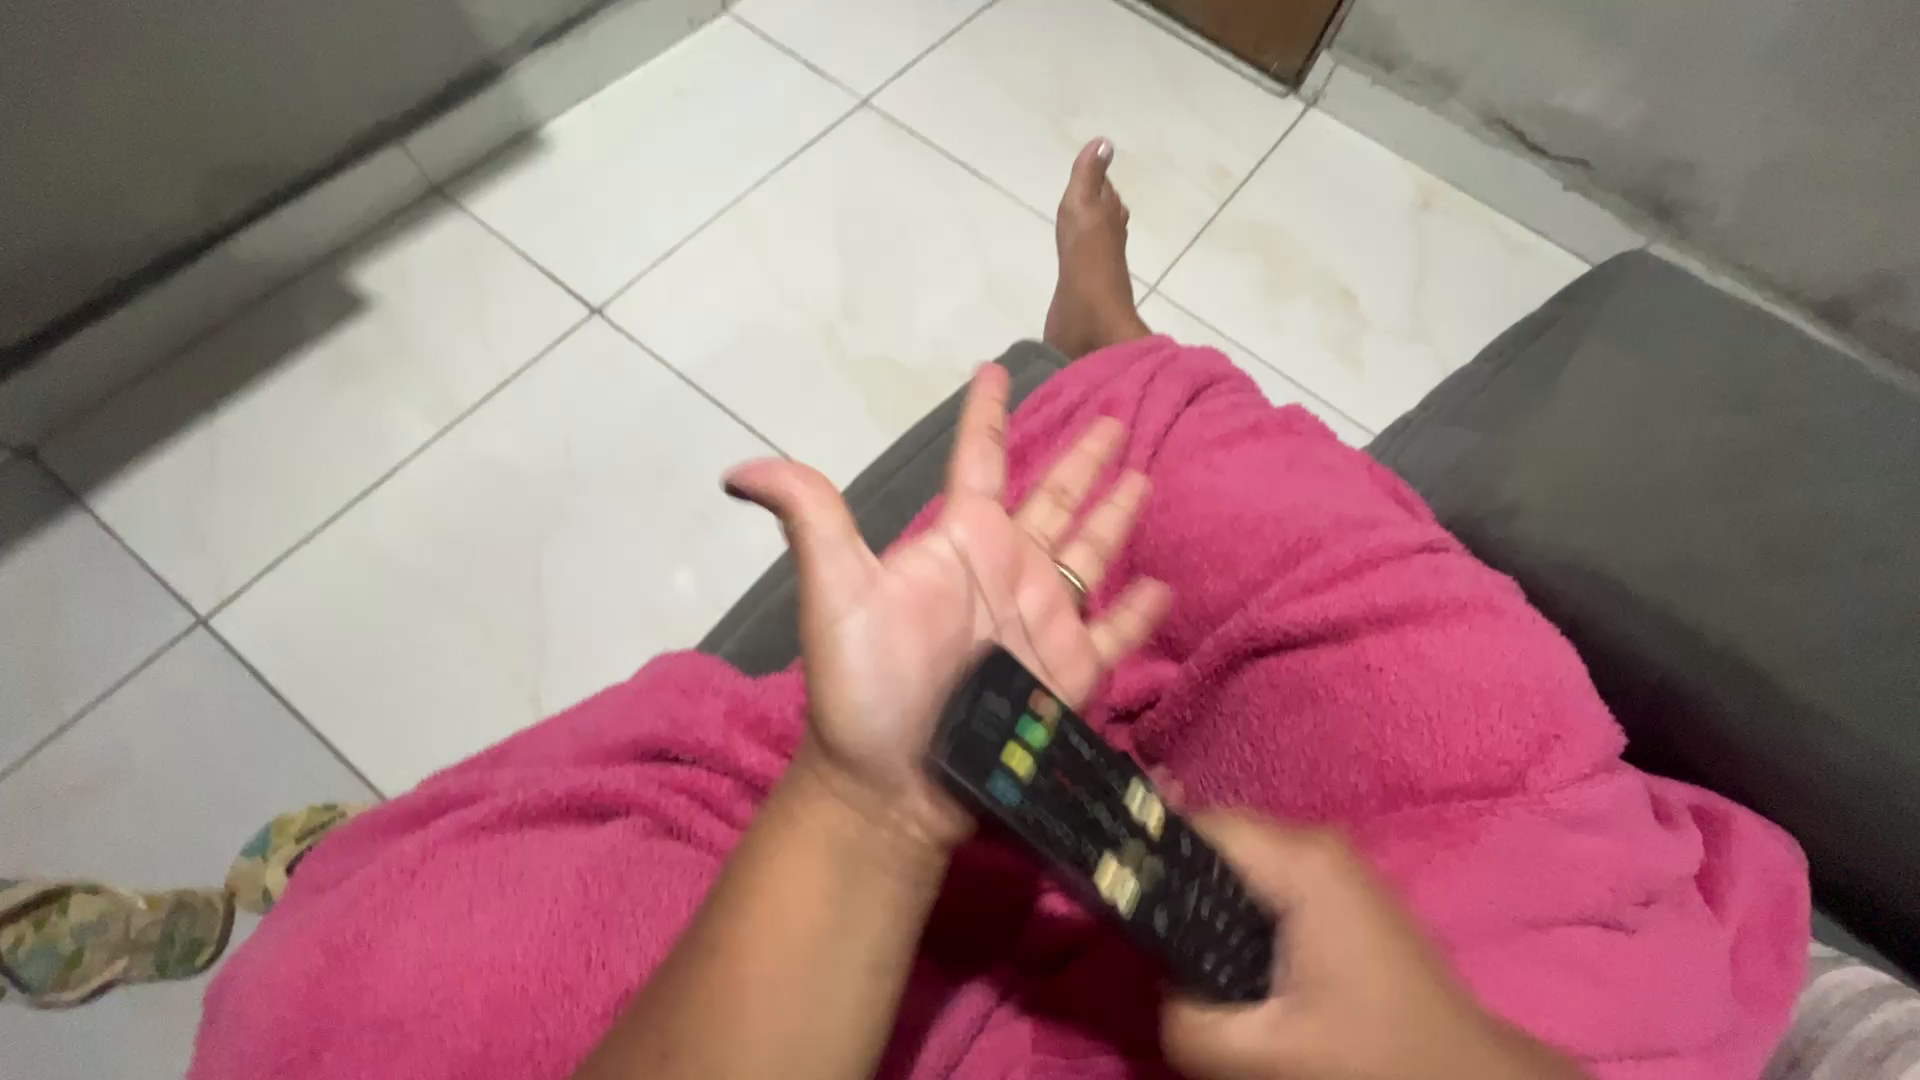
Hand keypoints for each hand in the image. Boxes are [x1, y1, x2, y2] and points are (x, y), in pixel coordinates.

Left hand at [725, 365, 1170, 852]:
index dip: (987, 416)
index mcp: (960, 542)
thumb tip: (738, 468)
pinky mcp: (1073, 670)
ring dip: (1116, 516)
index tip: (995, 371)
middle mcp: (1007, 569)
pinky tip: (1161, 584)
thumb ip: (809, 517)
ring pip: (1090, 552)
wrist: (893, 781)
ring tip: (1143, 476)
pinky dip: (1137, 610)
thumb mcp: (834, 591)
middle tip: (1115, 417)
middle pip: (1054, 498)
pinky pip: (1114, 631)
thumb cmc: (865, 683)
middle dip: (1082, 458)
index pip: (979, 460)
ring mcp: (1044, 619)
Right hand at [1163, 816, 1587, 1079]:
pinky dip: (1235, 909)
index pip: (1198, 825)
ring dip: (1207, 900)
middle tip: (1159, 942)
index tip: (1122, 896)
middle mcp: (1314, 842)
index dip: (1151, 854)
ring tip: (1195, 953)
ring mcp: (1329, 862)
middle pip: (1214, 840)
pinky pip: (1261, 878)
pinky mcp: (1336, 888)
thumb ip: (1188, 1018)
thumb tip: (1162, 981)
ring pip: (1235, 860)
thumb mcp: (1266, 1057)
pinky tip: (1234, 957)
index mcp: (1300, 862)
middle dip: (1179, 884)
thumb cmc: (1376, 1062)